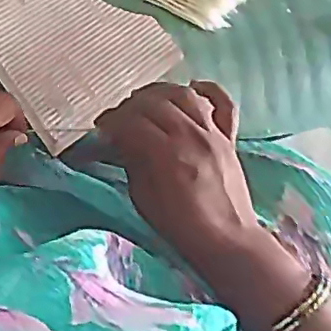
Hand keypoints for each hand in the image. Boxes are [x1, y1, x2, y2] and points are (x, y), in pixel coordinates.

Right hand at [97, 82, 302, 289]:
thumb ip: (132, 161)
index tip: (100, 128)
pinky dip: (207, 91)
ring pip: (183, 95)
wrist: (228, 241)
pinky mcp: (229, 138)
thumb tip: (120, 139)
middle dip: (129, 107)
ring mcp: (213, 134)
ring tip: (145, 102)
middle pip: (153, 103)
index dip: (111, 122)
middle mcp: (191, 136)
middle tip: (118, 118)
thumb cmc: (180, 225)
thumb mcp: (143, 197)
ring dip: (159, 93)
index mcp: (166, 154)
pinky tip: (191, 88)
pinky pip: (223, 104)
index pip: (130, 122)